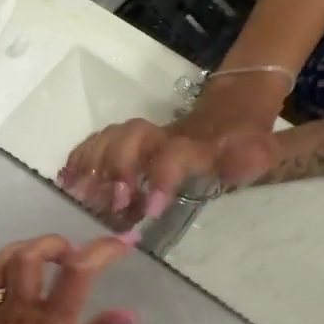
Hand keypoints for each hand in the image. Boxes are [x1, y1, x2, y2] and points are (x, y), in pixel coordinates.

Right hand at [57, 74, 282, 221]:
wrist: (228, 113)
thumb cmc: (239, 144)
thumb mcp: (257, 152)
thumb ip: (249, 158)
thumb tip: (240, 165)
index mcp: (193, 142)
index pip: (173, 153)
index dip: (159, 178)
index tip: (150, 210)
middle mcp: (160, 135)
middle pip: (129, 137)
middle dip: (116, 169)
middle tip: (111, 203)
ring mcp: (139, 136)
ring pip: (108, 138)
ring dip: (91, 166)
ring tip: (79, 194)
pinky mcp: (124, 141)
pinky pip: (94, 143)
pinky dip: (77, 160)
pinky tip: (66, 181)